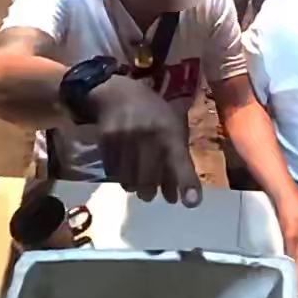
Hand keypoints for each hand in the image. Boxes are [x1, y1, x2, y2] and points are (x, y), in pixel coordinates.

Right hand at [92, 75, 201, 205]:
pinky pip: (113, 171)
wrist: (119, 94)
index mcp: (170, 131)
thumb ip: (177, 162)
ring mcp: (125, 137)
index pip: (180, 161)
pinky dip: (119, 176)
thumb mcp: (173, 130)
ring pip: (129, 180)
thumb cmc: (154, 115)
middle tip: (150, 193)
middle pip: (148, 180)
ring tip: (136, 180)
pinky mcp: (106, 140)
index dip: (186, 182)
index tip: (191, 203)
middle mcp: (149, 134)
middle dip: (150, 191)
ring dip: (134, 186)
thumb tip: (174, 198)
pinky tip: (123, 167)